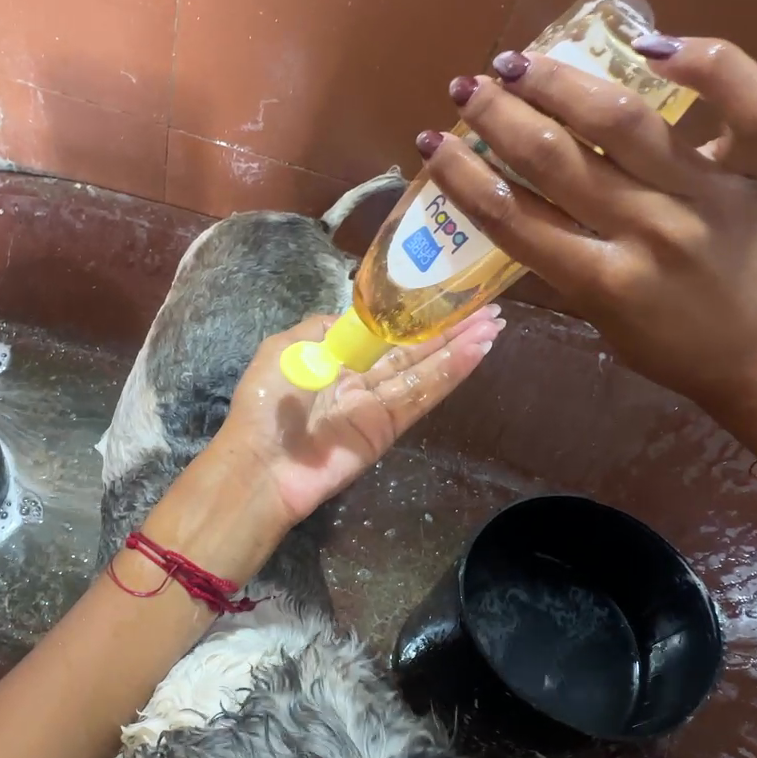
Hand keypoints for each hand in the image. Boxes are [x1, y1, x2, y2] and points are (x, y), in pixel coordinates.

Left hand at [203, 306, 503, 525]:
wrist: (261, 466)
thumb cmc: (266, 402)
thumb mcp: (285, 348)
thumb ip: (323, 328)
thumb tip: (356, 315)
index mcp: (330, 354)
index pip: (380, 329)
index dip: (412, 313)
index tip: (445, 292)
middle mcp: (357, 376)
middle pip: (409, 348)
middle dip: (446, 328)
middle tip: (489, 307)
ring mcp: (374, 403)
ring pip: (423, 370)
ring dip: (458, 347)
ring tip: (495, 324)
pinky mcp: (387, 428)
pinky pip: (421, 397)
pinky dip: (449, 374)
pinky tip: (478, 351)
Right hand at [423, 40, 756, 463]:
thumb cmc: (670, 347)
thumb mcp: (596, 321)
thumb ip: (557, 265)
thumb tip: (509, 202)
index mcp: (600, 280)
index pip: (510, 216)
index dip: (461, 174)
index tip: (433, 142)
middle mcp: (648, 230)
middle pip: (555, 159)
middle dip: (498, 117)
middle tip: (467, 88)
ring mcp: (708, 193)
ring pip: (625, 120)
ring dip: (560, 83)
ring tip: (520, 62)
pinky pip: (747, 102)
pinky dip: (707, 63)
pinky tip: (652, 47)